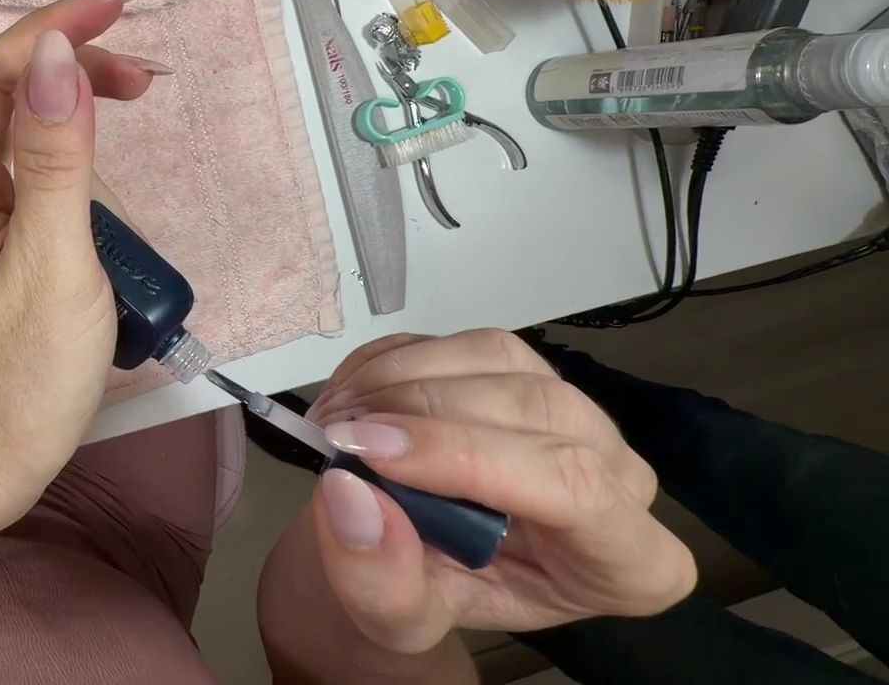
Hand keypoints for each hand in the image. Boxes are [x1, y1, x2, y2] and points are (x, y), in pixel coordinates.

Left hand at [0, 0, 166, 548]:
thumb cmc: (25, 374)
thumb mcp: (52, 264)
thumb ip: (55, 160)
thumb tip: (55, 57)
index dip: (39, 32)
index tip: (110, 9)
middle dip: (62, 59)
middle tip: (140, 67)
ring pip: (18, 120)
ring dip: (72, 91)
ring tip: (136, 88)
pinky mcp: (2, 226)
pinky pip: (32, 157)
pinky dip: (71, 132)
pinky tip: (104, 131)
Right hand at [277, 329, 695, 654]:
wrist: (400, 551)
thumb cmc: (416, 590)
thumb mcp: (392, 618)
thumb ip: (378, 579)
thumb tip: (350, 492)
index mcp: (623, 563)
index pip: (574, 489)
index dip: (463, 456)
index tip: (362, 450)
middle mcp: (617, 476)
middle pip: (537, 409)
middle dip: (418, 410)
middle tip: (334, 432)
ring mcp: (567, 411)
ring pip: (496, 357)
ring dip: (395, 378)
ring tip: (334, 417)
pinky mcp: (512, 369)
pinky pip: (453, 340)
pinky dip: (384, 361)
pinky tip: (349, 397)